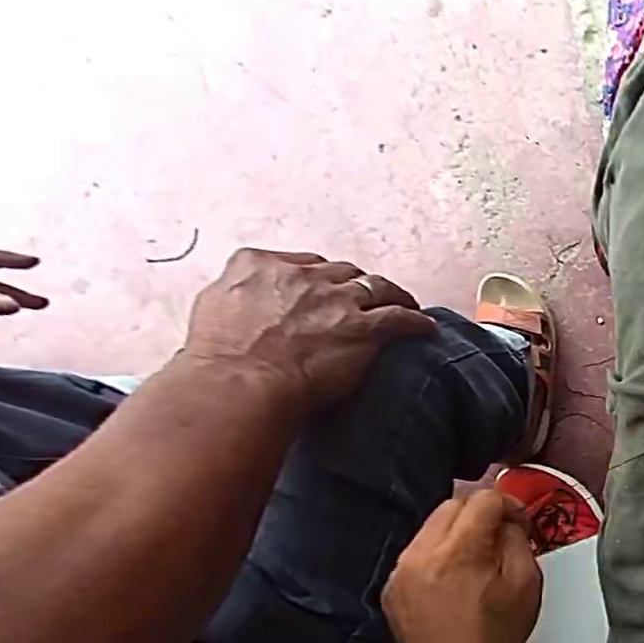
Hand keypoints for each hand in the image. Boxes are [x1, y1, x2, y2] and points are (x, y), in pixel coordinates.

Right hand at [183, 248, 437, 408]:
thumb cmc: (221, 357)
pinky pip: (401, 318)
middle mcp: (302, 275)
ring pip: (378, 287)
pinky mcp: (363, 327)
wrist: (243, 380)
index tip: (333, 290)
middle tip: (370, 302)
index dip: (325, 278)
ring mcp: (336, 299)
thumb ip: (242, 294)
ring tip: (407, 306)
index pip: (305, 263)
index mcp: (260, 264)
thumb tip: (252, 300)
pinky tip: (427, 328)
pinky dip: (417, 322)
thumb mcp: (216, 306)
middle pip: (344, 272)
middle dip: (359, 286)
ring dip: (394, 296)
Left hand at [383, 492, 542, 642]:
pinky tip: (461, 577)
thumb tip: (509, 524)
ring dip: (461, 531)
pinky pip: (420, 551)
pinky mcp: (393, 586)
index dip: (509, 505)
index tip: (520, 522)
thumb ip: (518, 542)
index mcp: (457, 553)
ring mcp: (401, 572)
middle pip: (454, 505)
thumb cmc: (492, 640)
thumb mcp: (526, 584)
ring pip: (434, 525)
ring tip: (483, 558)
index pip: (483, 500)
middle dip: (483, 513)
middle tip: (505, 535)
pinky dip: (442, 552)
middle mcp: (420, 556)